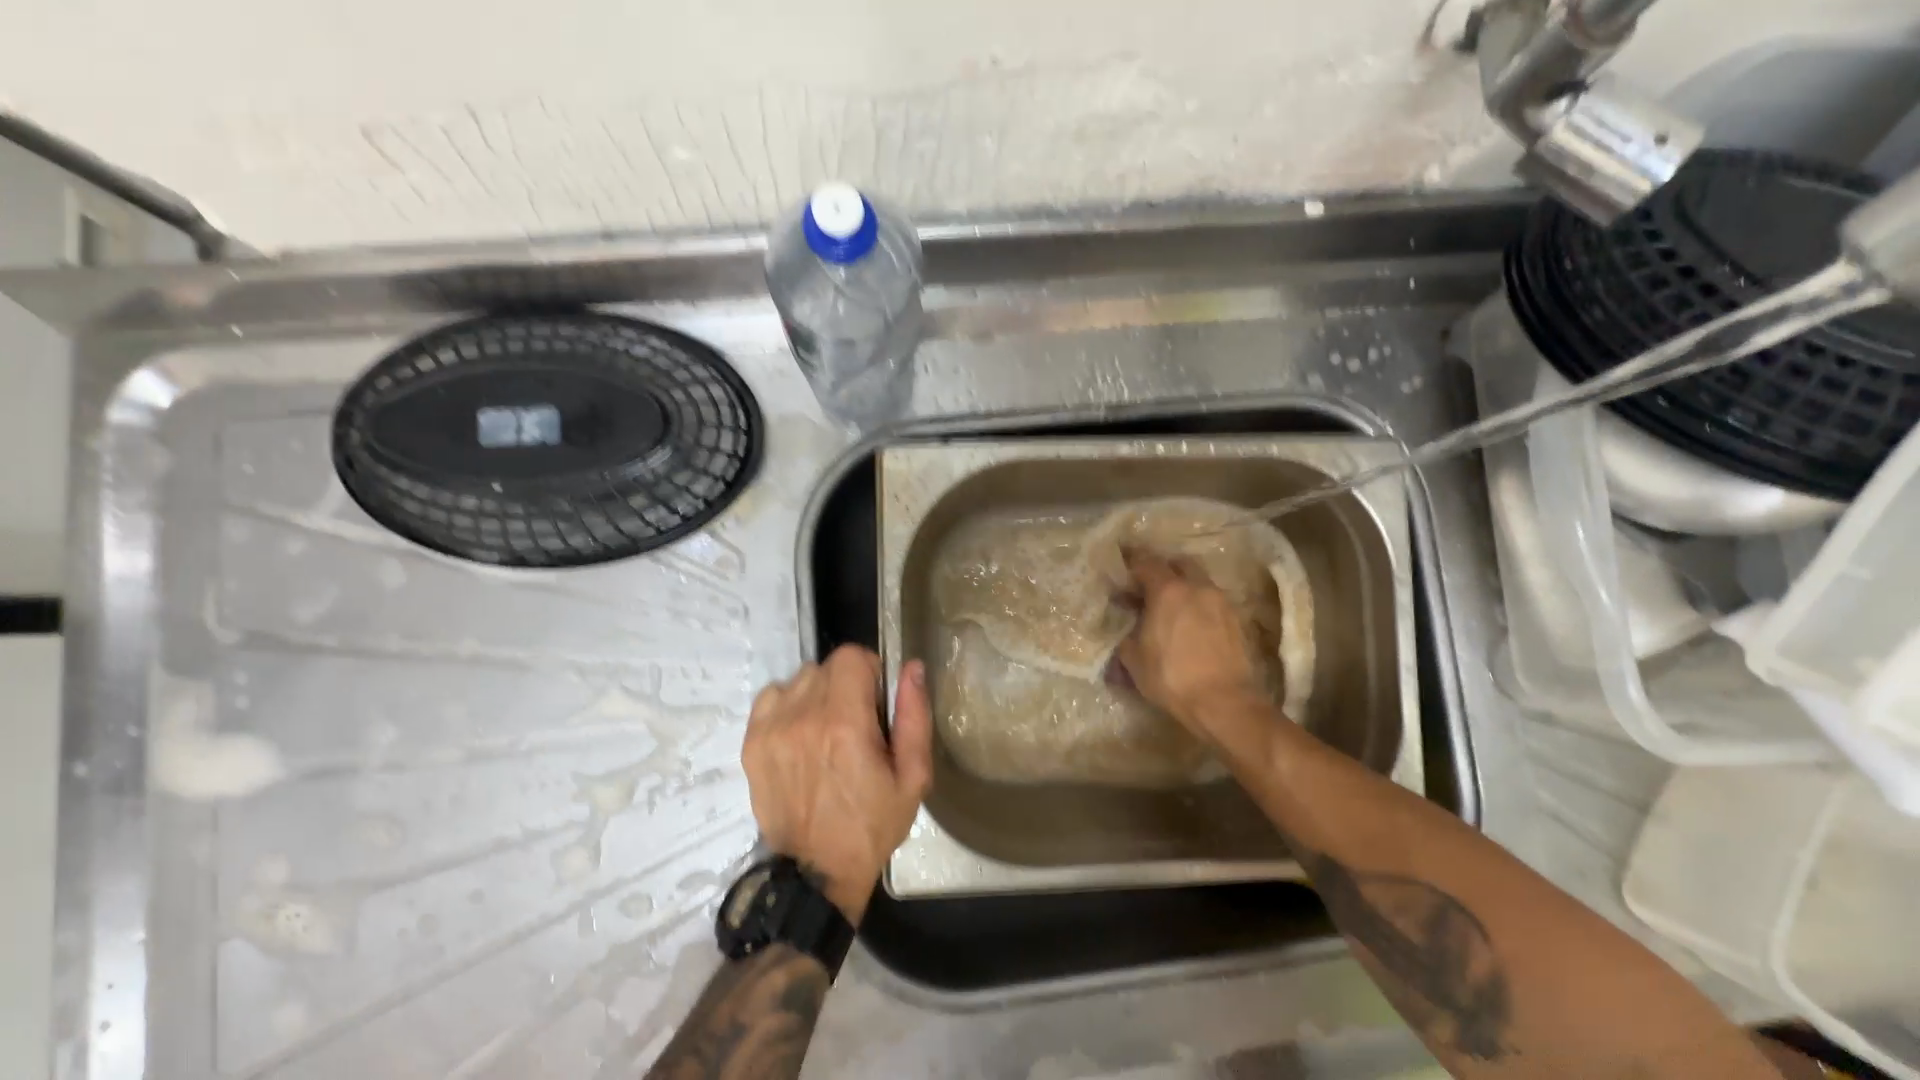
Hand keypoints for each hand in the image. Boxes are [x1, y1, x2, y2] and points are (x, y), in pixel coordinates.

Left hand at [742, 645, 933, 924]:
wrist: (816, 872)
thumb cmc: (871, 826)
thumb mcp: (912, 778)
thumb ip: (914, 716)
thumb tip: (912, 667)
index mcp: (845, 724)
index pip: (851, 656)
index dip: (870, 671)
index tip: (876, 701)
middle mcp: (803, 717)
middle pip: (825, 667)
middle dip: (846, 685)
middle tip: (856, 724)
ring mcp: (772, 730)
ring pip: (798, 680)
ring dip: (817, 695)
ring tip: (826, 733)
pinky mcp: (752, 744)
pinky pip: (772, 698)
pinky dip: (789, 707)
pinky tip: (802, 736)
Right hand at [1115, 549, 1267, 745]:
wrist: (1223, 702)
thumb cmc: (1171, 677)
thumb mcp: (1133, 658)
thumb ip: (1125, 633)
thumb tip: (1125, 624)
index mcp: (1168, 590)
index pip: (1146, 562)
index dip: (1131, 564)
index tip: (1122, 573)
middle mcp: (1197, 586)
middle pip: (1178, 564)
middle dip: (1163, 570)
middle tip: (1148, 588)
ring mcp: (1221, 601)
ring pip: (1199, 581)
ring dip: (1184, 587)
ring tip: (1171, 609)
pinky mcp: (1236, 619)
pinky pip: (1212, 601)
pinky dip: (1199, 605)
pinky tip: (1191, 625)